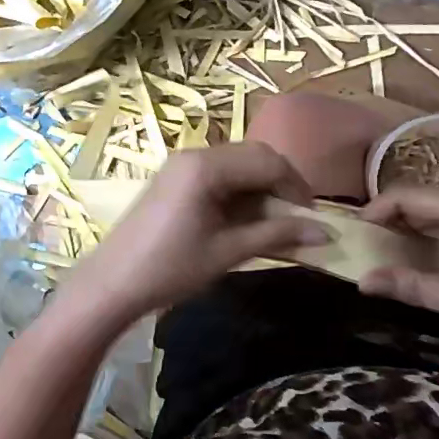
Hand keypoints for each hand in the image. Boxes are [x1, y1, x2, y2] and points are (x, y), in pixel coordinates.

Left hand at [59, 144, 327, 324]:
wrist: (113, 283)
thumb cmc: (170, 269)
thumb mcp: (228, 252)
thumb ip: (277, 235)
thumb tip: (325, 233)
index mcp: (206, 167)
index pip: (269, 162)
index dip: (297, 188)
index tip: (312, 219)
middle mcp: (194, 155)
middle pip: (254, 156)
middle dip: (280, 186)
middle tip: (296, 221)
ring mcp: (180, 165)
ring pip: (236, 164)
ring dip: (260, 189)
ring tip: (272, 225)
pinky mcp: (173, 179)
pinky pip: (217, 175)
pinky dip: (237, 192)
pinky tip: (243, 220)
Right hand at [357, 186, 438, 394]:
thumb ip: (415, 289)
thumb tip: (362, 281)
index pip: (411, 195)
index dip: (376, 210)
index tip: (352, 233)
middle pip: (425, 198)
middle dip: (390, 218)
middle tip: (361, 243)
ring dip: (411, 228)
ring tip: (382, 250)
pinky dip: (434, 235)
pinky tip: (421, 257)